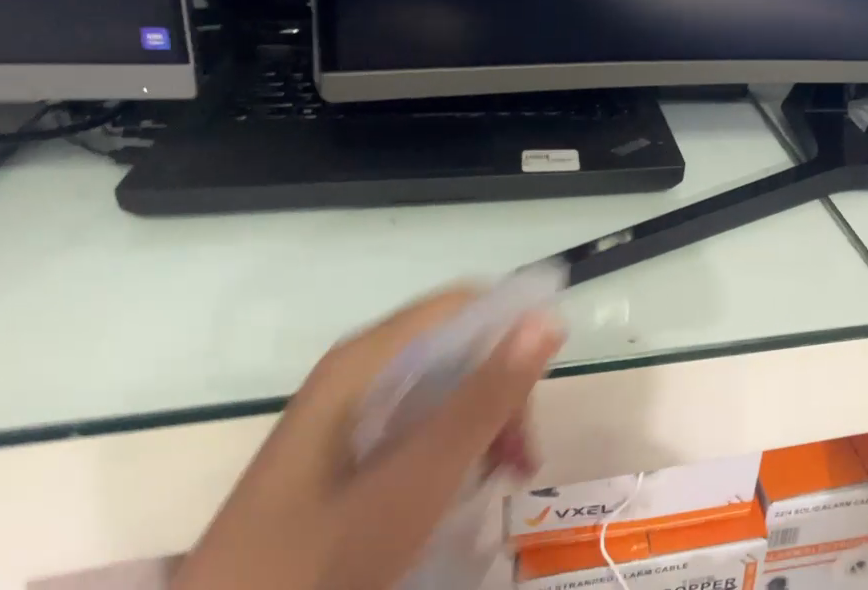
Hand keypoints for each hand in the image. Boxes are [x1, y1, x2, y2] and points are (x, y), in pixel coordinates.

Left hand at [176, 290, 565, 589]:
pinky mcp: (344, 452)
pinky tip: (463, 488)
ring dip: (484, 425)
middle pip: (457, 347)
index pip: (464, 306)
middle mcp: (359, 372)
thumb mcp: (419, 478)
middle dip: (501, 393)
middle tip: (521, 461)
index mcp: (367, 361)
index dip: (513, 335)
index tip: (540, 395)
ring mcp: (348, 412)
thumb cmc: (320, 562)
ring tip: (503, 480)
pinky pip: (418, 424)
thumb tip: (547, 317)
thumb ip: (485, 398)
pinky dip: (454, 447)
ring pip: (442, 389)